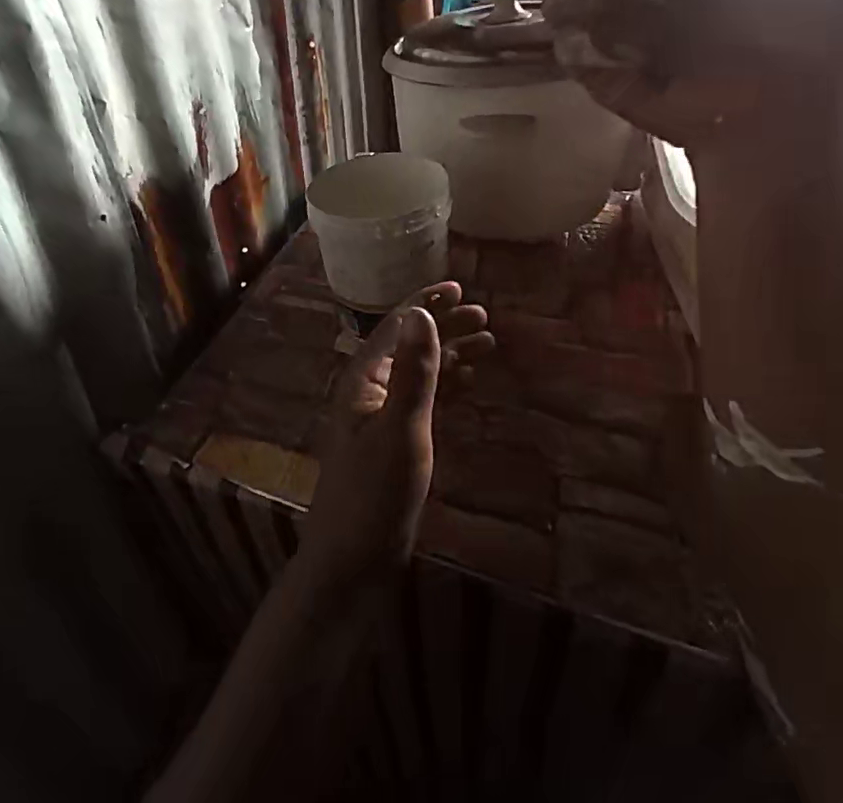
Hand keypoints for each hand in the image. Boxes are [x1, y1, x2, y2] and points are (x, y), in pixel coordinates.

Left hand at [297, 283, 491, 592]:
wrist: (354, 554)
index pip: (394, 328)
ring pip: (418, 373)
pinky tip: (467, 381)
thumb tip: (420, 312)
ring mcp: (379, 418)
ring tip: (488, 343)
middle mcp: (367, 392)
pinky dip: (444, 387)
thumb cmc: (375, 491)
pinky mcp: (392, 442)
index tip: (458, 288)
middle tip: (485, 317)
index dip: (425, 304)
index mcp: (361, 380)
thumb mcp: (400, 428)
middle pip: (408, 346)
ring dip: (449, 355)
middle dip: (443, 328)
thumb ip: (413, 372)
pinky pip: (421, 401)